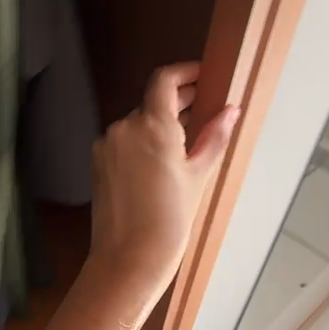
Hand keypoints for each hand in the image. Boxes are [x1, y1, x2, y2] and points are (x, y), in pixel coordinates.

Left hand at [88, 62, 237, 292]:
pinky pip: (123, 143)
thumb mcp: (199, 175)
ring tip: (185, 143)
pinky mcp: (97, 163)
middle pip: (151, 103)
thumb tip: (231, 110)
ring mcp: (106, 146)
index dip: (184, 72)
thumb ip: (213, 137)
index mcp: (151, 125)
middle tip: (203, 110)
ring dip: (159, 126)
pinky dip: (141, 144)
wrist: (129, 257)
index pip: (163, 80)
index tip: (201, 76)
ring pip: (136, 125)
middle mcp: (123, 128)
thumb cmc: (170, 219)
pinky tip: (159, 163)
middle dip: (177, 103)